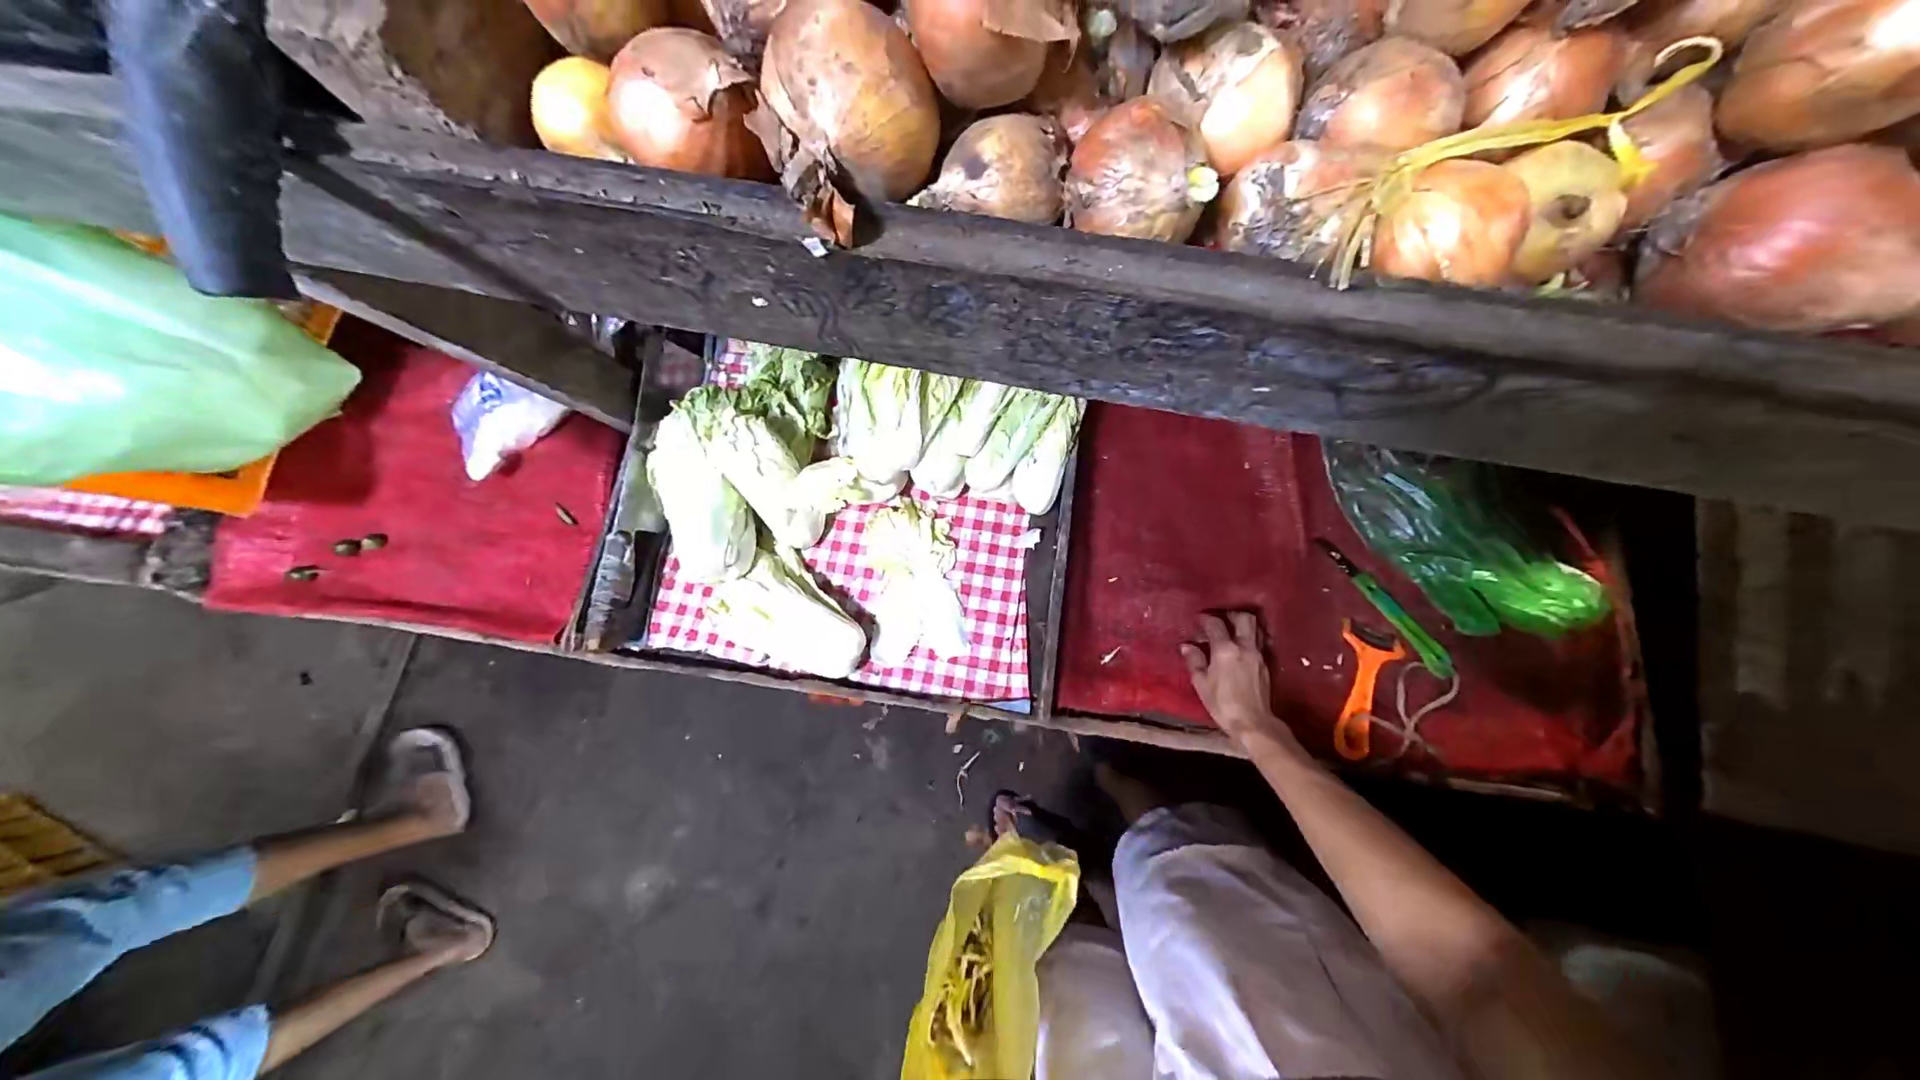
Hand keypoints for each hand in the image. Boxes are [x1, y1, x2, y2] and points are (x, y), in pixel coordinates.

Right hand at [1180, 613, 1301, 756]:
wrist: (1253, 722)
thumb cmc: (1222, 704)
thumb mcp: (1201, 683)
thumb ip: (1194, 661)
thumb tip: (1187, 646)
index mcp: (1225, 650)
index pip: (1216, 624)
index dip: (1206, 619)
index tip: (1199, 620)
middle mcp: (1244, 647)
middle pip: (1243, 618)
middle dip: (1231, 614)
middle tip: (1220, 619)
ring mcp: (1258, 655)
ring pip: (1255, 629)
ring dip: (1243, 625)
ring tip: (1232, 631)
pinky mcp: (1265, 665)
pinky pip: (1259, 643)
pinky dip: (1250, 639)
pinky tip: (1241, 648)